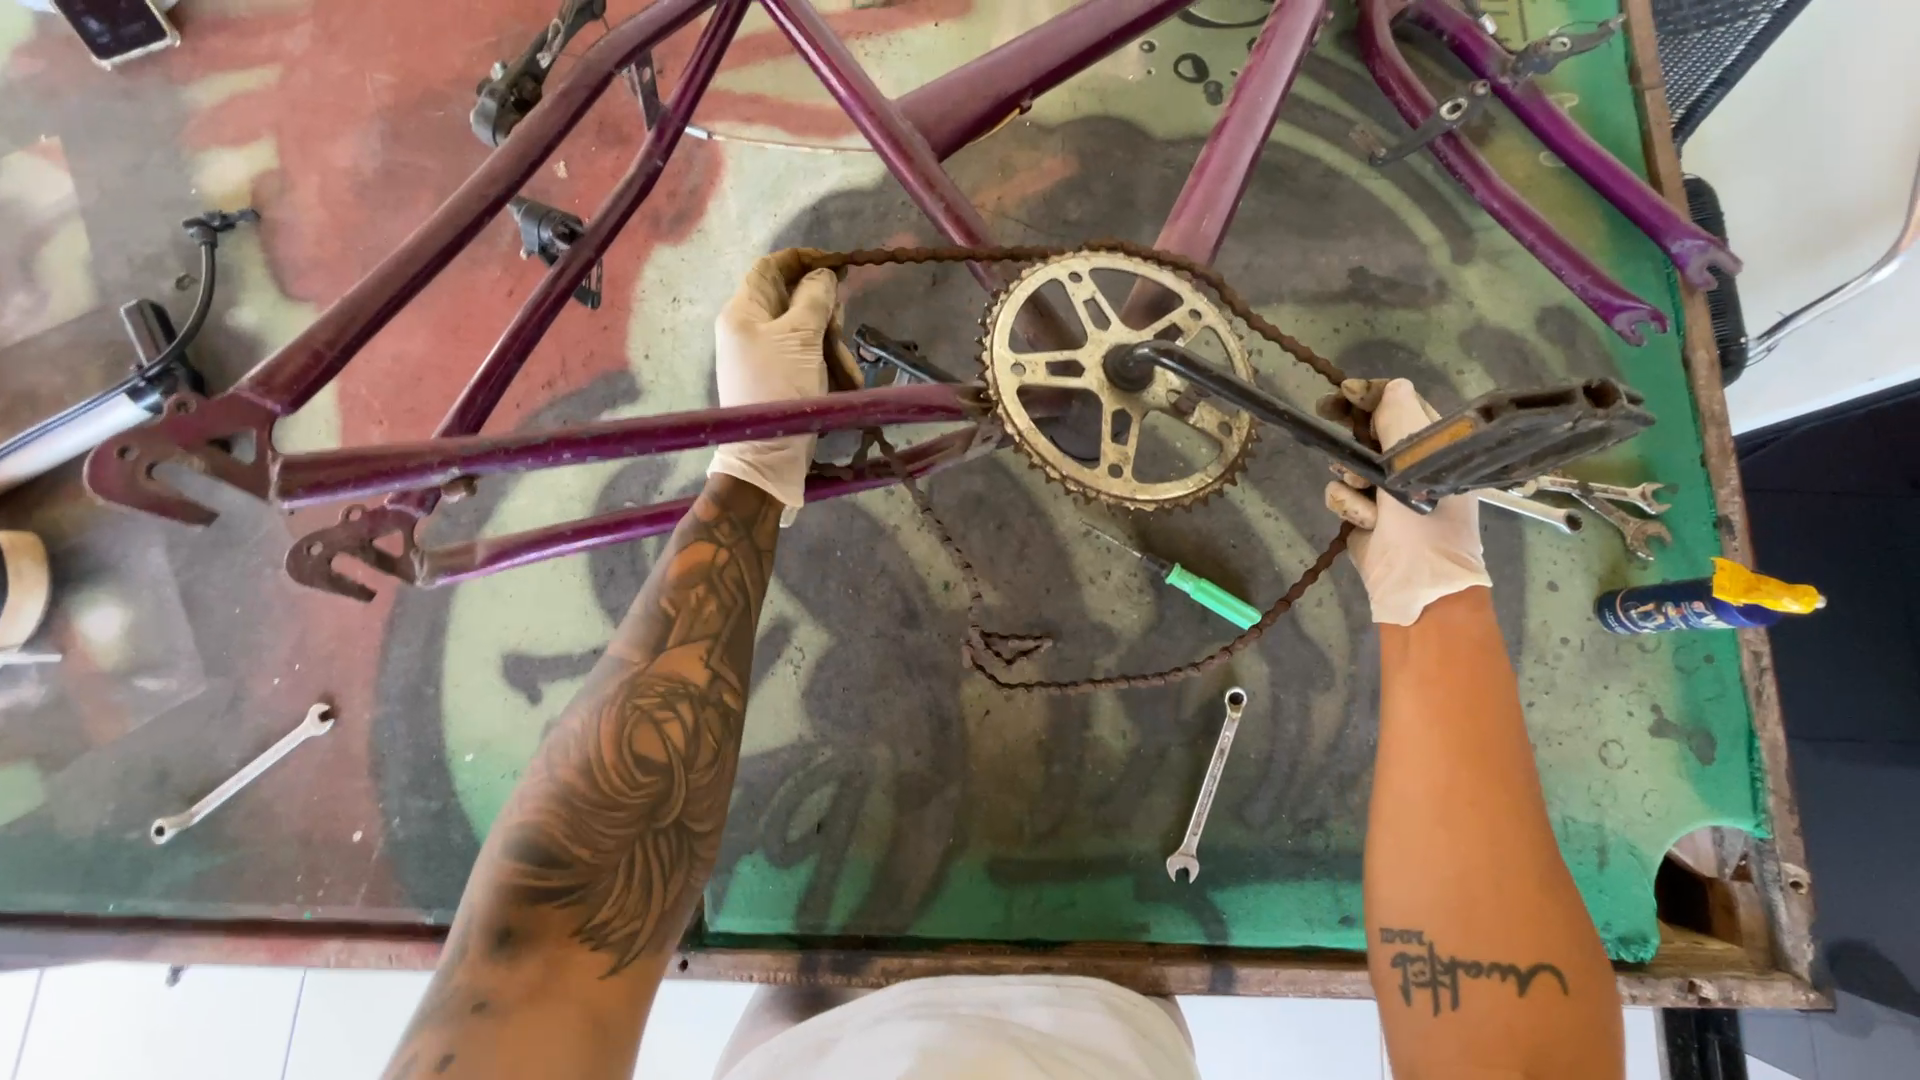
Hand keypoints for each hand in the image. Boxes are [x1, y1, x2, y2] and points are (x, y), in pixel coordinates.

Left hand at [707, 251, 839, 521]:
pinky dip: (829, 368)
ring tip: (848, 376)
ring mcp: (767, 356)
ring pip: (809, 333)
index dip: (803, 261)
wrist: (768, 456)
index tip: (837, 266)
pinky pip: (810, 360)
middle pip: (796, 301)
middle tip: (841, 333)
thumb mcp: (801, 339)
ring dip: (834, 349)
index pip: (770, 267)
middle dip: (826, 316)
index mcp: (744, 312)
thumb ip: (814, 299)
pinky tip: (845, 385)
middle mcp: (752, 330)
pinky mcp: (783, 380)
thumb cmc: (779, 389)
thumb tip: (823, 273)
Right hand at [1322, 378, 1490, 625]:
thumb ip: (1401, 420)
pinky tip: (1363, 521)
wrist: (1415, 585)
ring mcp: (1385, 494)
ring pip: (1349, 465)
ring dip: (1351, 476)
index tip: (1345, 391)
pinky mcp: (1361, 517)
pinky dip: (1347, 506)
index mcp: (1437, 452)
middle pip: (1371, 433)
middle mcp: (1411, 468)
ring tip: (1363, 492)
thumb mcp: (1415, 465)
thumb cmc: (1425, 523)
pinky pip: (1340, 495)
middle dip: (1351, 430)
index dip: (1375, 395)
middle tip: (1324, 413)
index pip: (1405, 408)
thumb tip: (1393, 386)